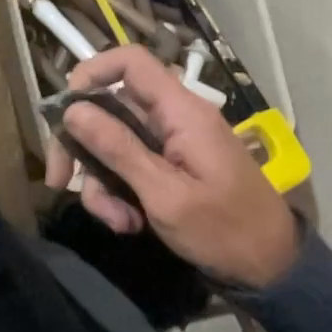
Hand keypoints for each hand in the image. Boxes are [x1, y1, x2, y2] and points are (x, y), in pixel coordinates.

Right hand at [44, 47, 298, 287]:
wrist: (271, 269)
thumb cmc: (225, 230)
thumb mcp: (165, 194)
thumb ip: (119, 149)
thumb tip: (72, 110)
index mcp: (181, 112)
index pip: (131, 62)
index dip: (91, 72)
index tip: (63, 110)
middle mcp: (173, 119)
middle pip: (109, 108)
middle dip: (81, 146)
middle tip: (59, 181)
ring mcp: (170, 143)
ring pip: (112, 143)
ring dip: (101, 182)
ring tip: (117, 221)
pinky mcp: (168, 167)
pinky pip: (127, 166)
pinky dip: (118, 193)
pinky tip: (128, 223)